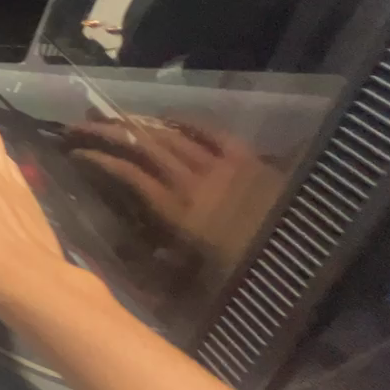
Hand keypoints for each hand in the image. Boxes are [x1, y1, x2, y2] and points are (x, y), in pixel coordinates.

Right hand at [66, 111, 281, 268]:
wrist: (315, 263)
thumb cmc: (254, 272)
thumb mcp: (203, 273)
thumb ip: (167, 258)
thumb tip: (135, 256)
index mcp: (177, 210)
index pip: (126, 173)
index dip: (97, 158)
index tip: (75, 152)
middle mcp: (191, 182)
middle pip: (141, 146)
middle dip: (106, 131)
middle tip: (80, 123)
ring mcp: (221, 168)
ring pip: (169, 136)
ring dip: (138, 123)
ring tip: (115, 117)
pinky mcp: (247, 162)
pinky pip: (213, 133)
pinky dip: (188, 123)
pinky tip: (169, 118)